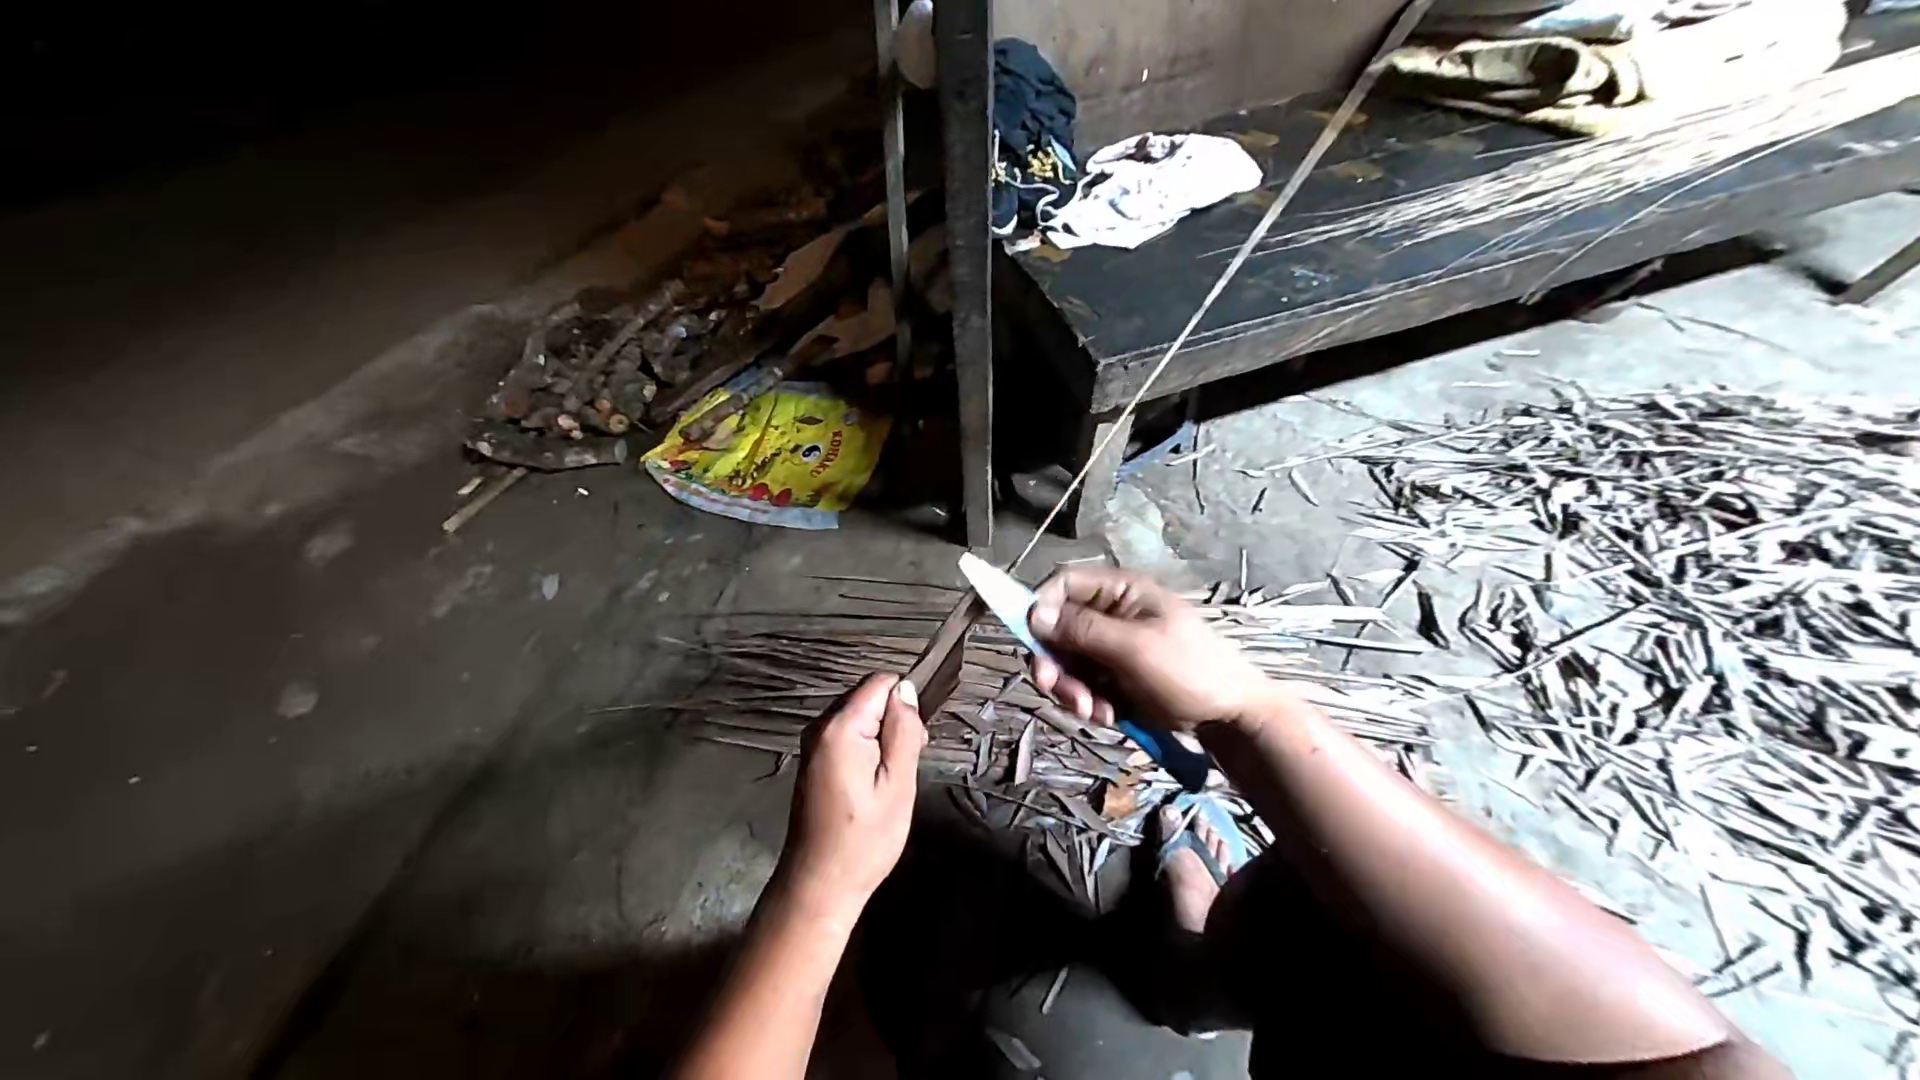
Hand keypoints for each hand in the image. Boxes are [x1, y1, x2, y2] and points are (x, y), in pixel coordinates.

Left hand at [776, 673, 924, 925]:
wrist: (819, 885)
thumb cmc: (864, 840)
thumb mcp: (898, 784)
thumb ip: (904, 731)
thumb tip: (906, 689)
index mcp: (839, 728)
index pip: (880, 683)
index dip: (905, 701)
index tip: (916, 737)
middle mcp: (820, 727)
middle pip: (868, 696)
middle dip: (894, 718)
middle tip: (907, 762)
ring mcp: (813, 743)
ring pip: (860, 715)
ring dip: (883, 735)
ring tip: (892, 776)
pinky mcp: (813, 759)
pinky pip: (848, 733)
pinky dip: (867, 746)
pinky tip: (874, 780)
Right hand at [1028, 567, 1276, 733]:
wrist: (1230, 718)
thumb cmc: (1189, 670)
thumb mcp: (1135, 647)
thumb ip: (1083, 629)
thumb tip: (1034, 613)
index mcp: (1120, 591)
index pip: (1064, 584)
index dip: (1042, 606)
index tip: (1033, 638)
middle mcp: (1110, 614)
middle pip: (1057, 628)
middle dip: (1056, 662)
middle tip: (1056, 689)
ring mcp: (1111, 647)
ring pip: (1066, 662)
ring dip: (1072, 689)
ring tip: (1094, 711)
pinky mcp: (1113, 676)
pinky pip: (1083, 684)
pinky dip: (1088, 702)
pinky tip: (1109, 715)